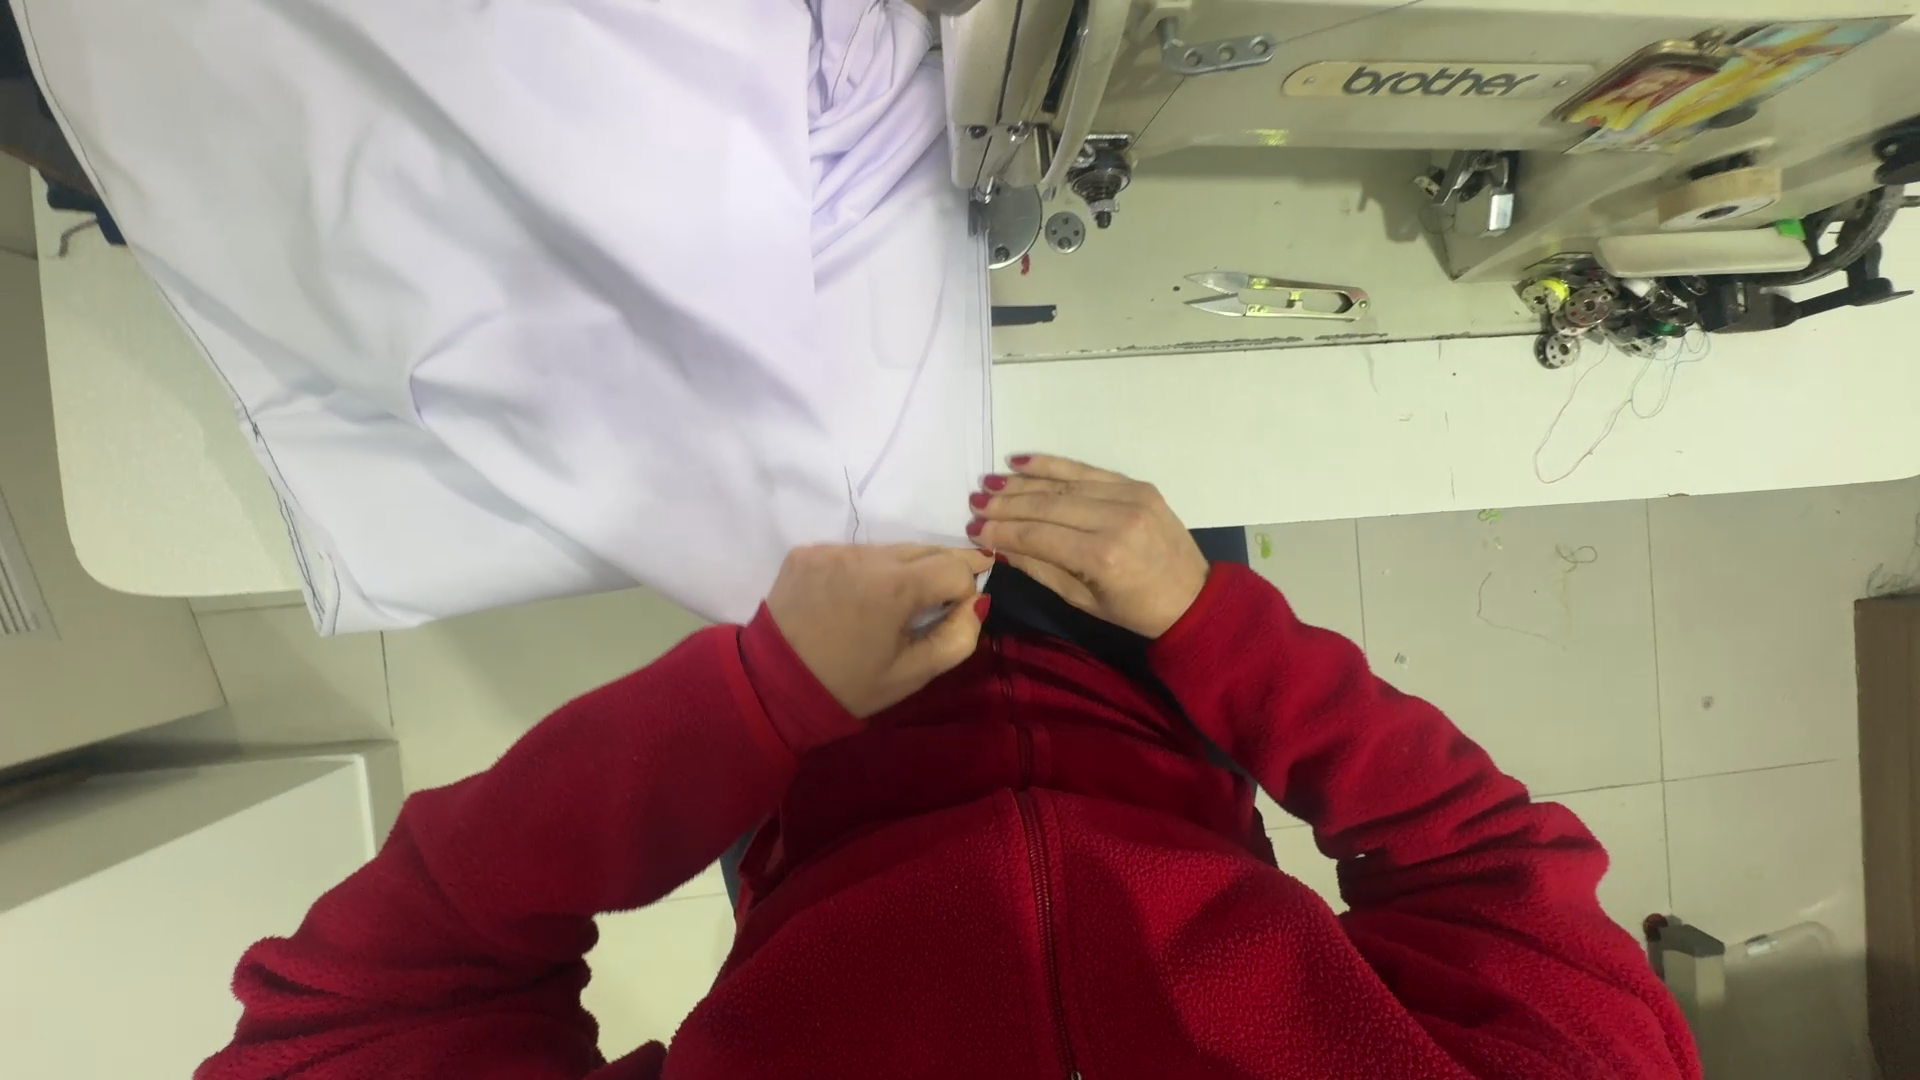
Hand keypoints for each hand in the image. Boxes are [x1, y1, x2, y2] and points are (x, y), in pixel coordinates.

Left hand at [766, 544, 992, 717]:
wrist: (771, 686)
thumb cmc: (848, 687)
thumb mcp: (913, 673)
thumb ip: (959, 636)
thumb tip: (978, 601)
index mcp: (895, 587)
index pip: (956, 566)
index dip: (967, 589)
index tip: (961, 610)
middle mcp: (864, 556)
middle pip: (925, 549)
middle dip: (942, 571)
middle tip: (945, 598)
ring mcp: (832, 550)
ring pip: (889, 550)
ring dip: (902, 570)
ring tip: (893, 604)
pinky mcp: (807, 551)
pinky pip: (854, 553)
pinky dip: (865, 571)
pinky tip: (855, 599)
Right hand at [966, 455, 1208, 638]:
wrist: (1192, 597)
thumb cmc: (1134, 610)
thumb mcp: (1081, 600)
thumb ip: (1038, 568)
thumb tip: (997, 545)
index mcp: (1103, 558)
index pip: (1039, 536)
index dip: (1001, 532)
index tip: (972, 529)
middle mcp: (1116, 520)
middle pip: (1047, 505)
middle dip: (1005, 505)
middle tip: (974, 503)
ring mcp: (1130, 497)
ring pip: (1063, 484)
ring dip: (1022, 483)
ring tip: (989, 483)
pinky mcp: (1138, 485)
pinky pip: (1087, 470)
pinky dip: (1053, 464)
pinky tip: (1021, 462)